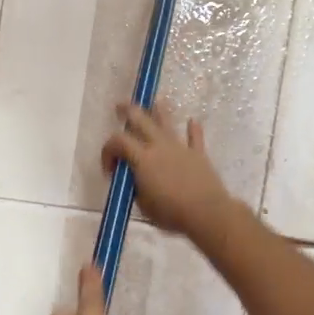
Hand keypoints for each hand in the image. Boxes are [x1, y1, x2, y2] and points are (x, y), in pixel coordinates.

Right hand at [101, 104, 232, 237]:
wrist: (205, 212)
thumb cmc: (170, 212)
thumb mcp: (142, 203)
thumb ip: (136, 186)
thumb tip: (136, 180)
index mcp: (142, 159)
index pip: (117, 142)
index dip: (108, 151)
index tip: (110, 169)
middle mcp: (159, 146)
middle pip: (140, 120)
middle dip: (128, 111)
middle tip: (120, 107)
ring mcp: (180, 147)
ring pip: (167, 122)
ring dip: (159, 110)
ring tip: (155, 101)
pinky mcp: (198, 154)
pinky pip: (195, 137)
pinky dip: (193, 129)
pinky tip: (193, 122)